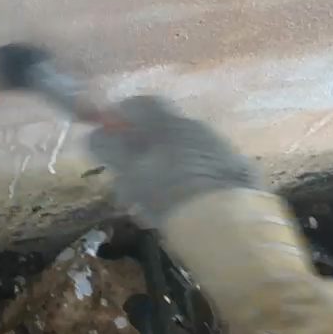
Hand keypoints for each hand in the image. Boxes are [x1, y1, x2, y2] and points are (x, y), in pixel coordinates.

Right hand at [84, 95, 260, 225]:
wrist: (235, 231)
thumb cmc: (171, 194)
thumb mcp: (129, 173)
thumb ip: (109, 149)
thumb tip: (93, 133)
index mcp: (169, 122)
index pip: (139, 103)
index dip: (120, 116)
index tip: (107, 136)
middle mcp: (197, 128)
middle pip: (160, 130)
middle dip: (139, 150)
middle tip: (125, 178)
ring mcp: (221, 151)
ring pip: (180, 154)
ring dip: (162, 170)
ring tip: (150, 203)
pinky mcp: (239, 177)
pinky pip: (202, 172)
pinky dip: (186, 183)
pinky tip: (180, 209)